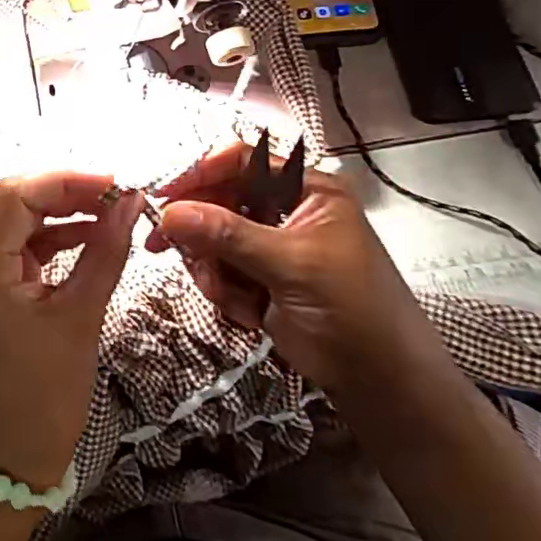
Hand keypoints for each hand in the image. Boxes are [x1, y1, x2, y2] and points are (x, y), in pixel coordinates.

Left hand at [0, 173, 140, 488]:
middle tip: (117, 194)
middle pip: (14, 204)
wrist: (20, 448)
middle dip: (67, 193)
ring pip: (18, 224)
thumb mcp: (83, 314)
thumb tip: (130, 201)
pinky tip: (90, 236)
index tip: (115, 182)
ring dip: (63, 213)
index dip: (67, 180)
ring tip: (112, 210)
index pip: (17, 196)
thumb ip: (106, 249)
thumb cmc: (50, 390)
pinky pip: (21, 250)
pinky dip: (54, 240)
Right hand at [148, 143, 420, 389]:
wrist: (377, 376)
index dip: (199, 174)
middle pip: (219, 202)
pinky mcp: (258, 280)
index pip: (242, 163)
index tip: (163, 198)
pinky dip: (224, 291)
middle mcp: (284, 211)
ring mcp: (269, 247)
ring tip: (235, 297)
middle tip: (164, 249)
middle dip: (200, 233)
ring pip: (212, 241)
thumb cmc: (352, 309)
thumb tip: (171, 212)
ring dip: (213, 270)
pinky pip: (219, 272)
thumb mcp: (291, 265)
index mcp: (306, 189)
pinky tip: (249, 312)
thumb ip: (229, 235)